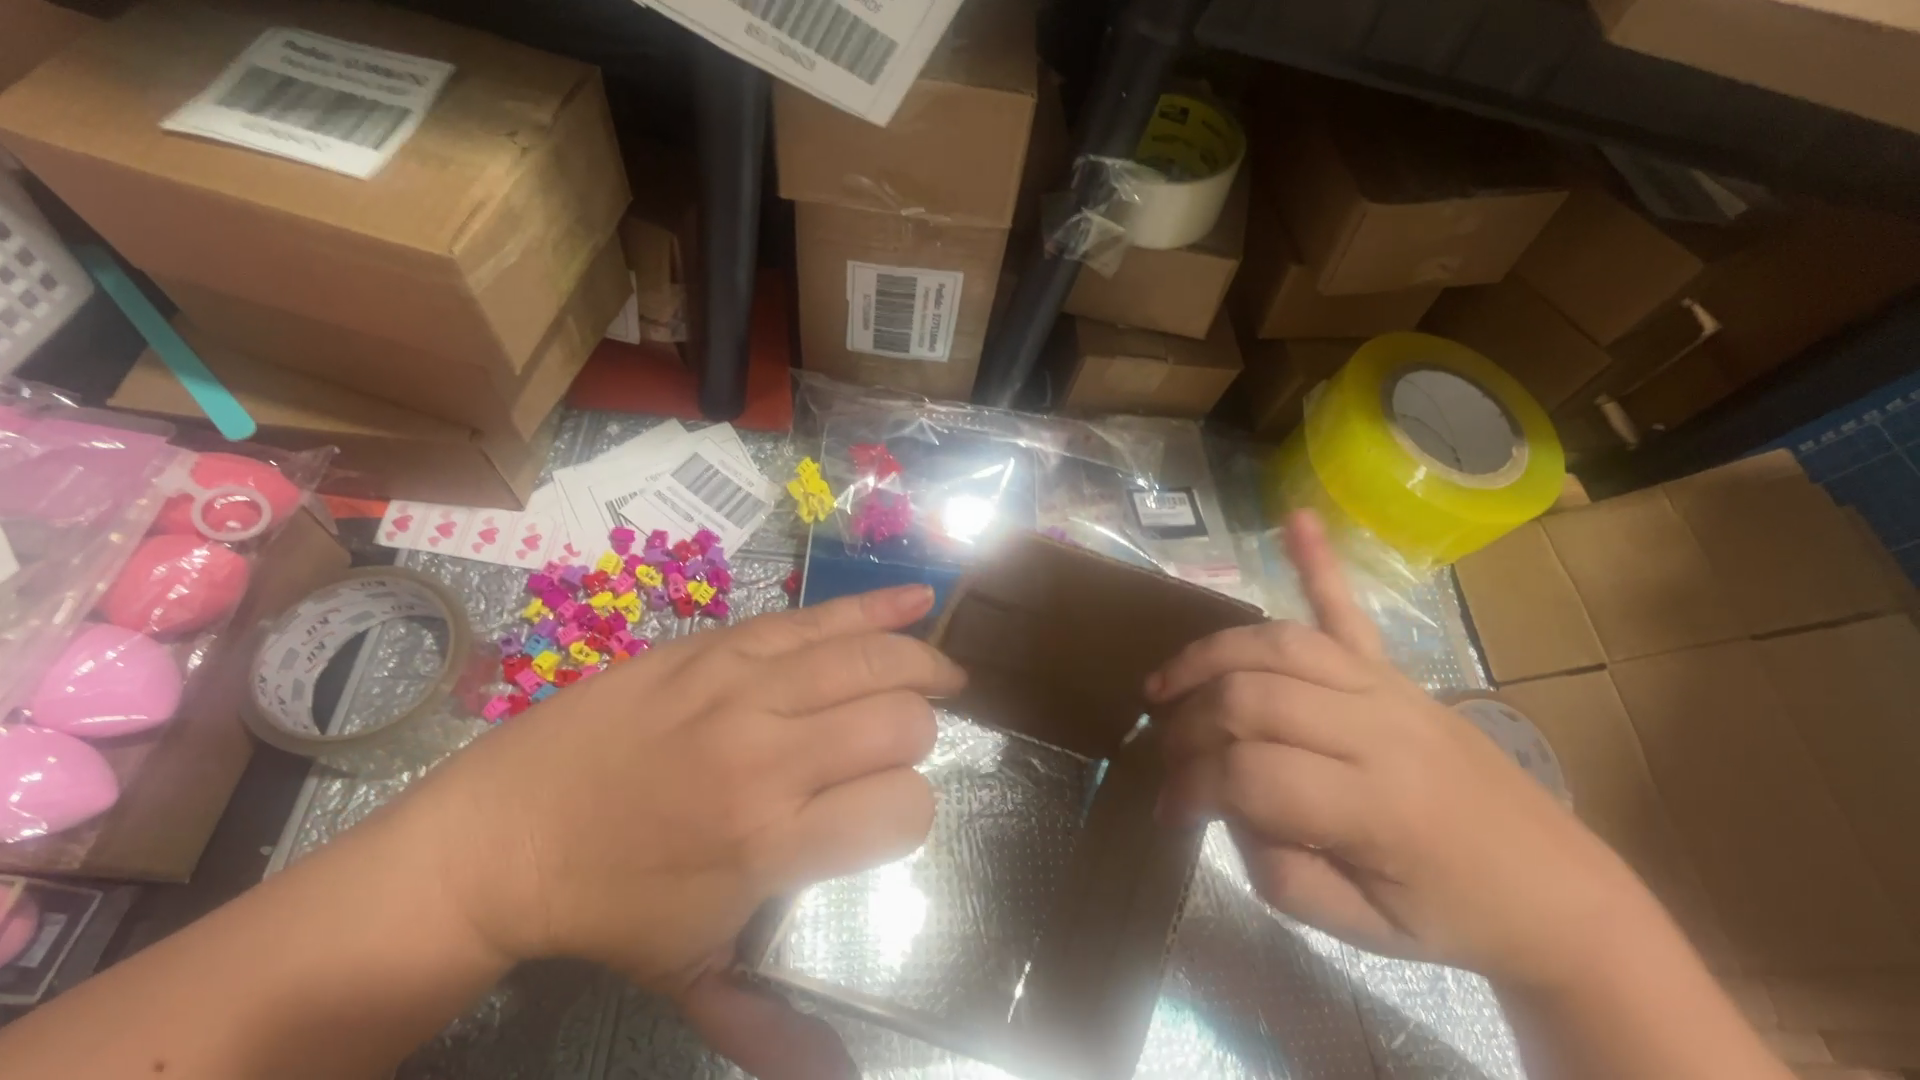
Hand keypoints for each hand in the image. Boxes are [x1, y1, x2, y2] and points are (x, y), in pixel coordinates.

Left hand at [391, 585, 962, 1073]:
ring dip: (921, 665)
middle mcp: (768, 754)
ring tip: (941, 677)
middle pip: (901, 723)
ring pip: (871, 657)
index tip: (886, 818)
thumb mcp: (689, 974)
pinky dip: (879, 606)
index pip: (904, 806)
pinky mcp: (717, 646)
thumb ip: (770, 1026)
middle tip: (900, 752)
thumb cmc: (603, 908)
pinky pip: (815, 617)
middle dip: (919, 738)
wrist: (498, 834)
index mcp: (770, 839)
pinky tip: (922, 601)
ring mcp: (741, 688)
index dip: (911, 812)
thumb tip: (840, 1075)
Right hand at [1146, 511, 1648, 991]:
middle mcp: (1380, 730)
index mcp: (1376, 806)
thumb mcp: (1354, 926)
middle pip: (1252, 697)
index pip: (1248, 775)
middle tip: (1166, 756)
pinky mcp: (1398, 675)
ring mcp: (1391, 690)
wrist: (1554, 889)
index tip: (1169, 812)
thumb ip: (1275, 867)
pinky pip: (1350, 613)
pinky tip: (1296, 520)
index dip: (1190, 789)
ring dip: (1210, 657)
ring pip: (1280, 645)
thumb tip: (1226, 803)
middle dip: (1188, 724)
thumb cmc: (1449, 914)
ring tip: (1167, 684)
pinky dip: (1319, 564)